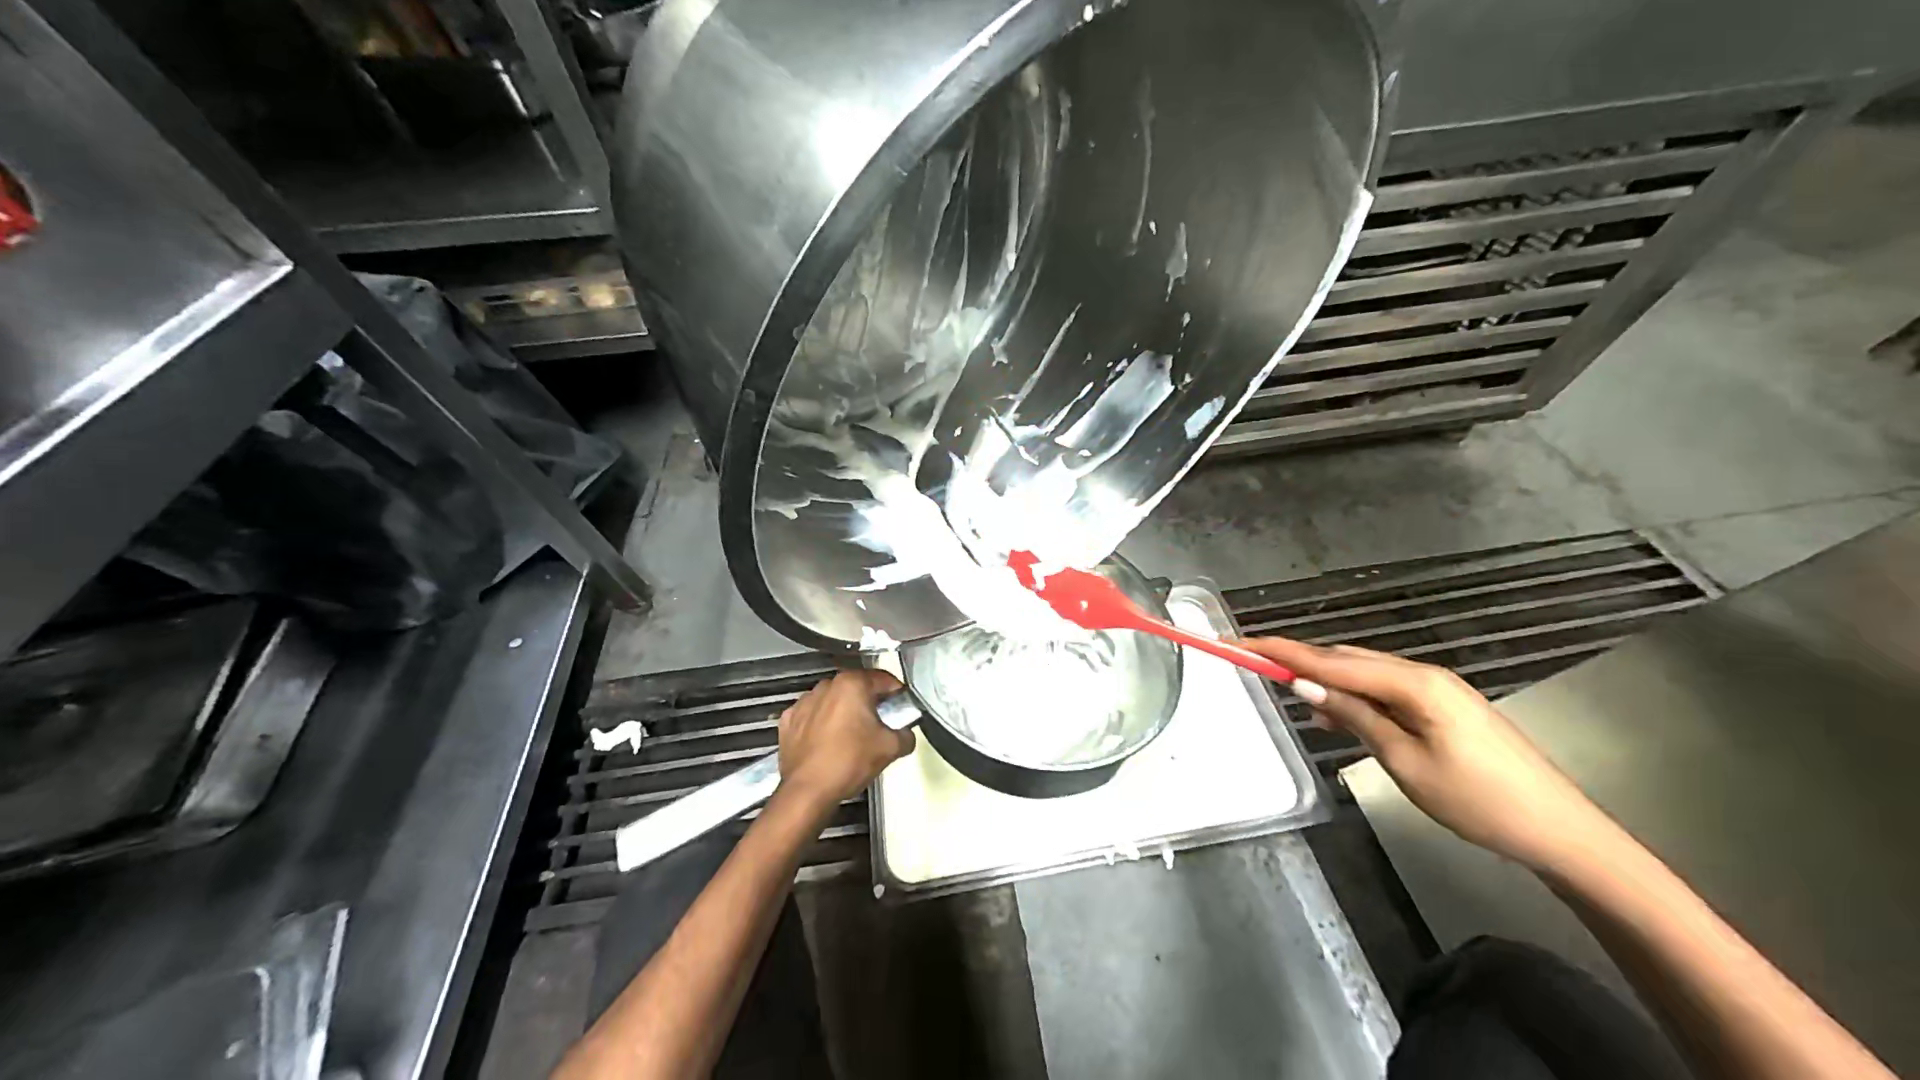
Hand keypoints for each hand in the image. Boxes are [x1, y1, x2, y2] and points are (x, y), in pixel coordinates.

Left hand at [775, 669, 912, 812]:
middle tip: (880, 726)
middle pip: (857, 688)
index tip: (901, 707)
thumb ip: (906, 735)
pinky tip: (829, 743)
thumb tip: (905, 735)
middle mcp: (826, 686)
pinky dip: (822, 724)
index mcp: (852, 684)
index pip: (884, 679)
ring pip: (833, 701)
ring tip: (853, 737)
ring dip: (844, 712)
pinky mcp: (789, 720)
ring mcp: (804, 702)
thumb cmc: (848, 763)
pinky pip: (813, 716)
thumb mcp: (891, 749)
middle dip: (869, 703)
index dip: (897, 694)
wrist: (807, 791)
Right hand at [1247, 637, 1622, 873]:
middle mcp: (1424, 675)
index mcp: (1414, 684)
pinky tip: (1336, 712)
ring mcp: (1438, 689)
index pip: (1333, 661)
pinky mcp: (1444, 706)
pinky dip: (1353, 694)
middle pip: (1348, 659)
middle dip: (1299, 658)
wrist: (1560, 831)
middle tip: (1255, 661)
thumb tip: (1305, 684)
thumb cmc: (1478, 800)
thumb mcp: (1403, 761)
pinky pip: (1385, 689)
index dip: (1283, 650)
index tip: (1242, 641)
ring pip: (1366, 673)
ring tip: (1288, 689)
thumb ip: (1354, 716)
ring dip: (1326, 678)